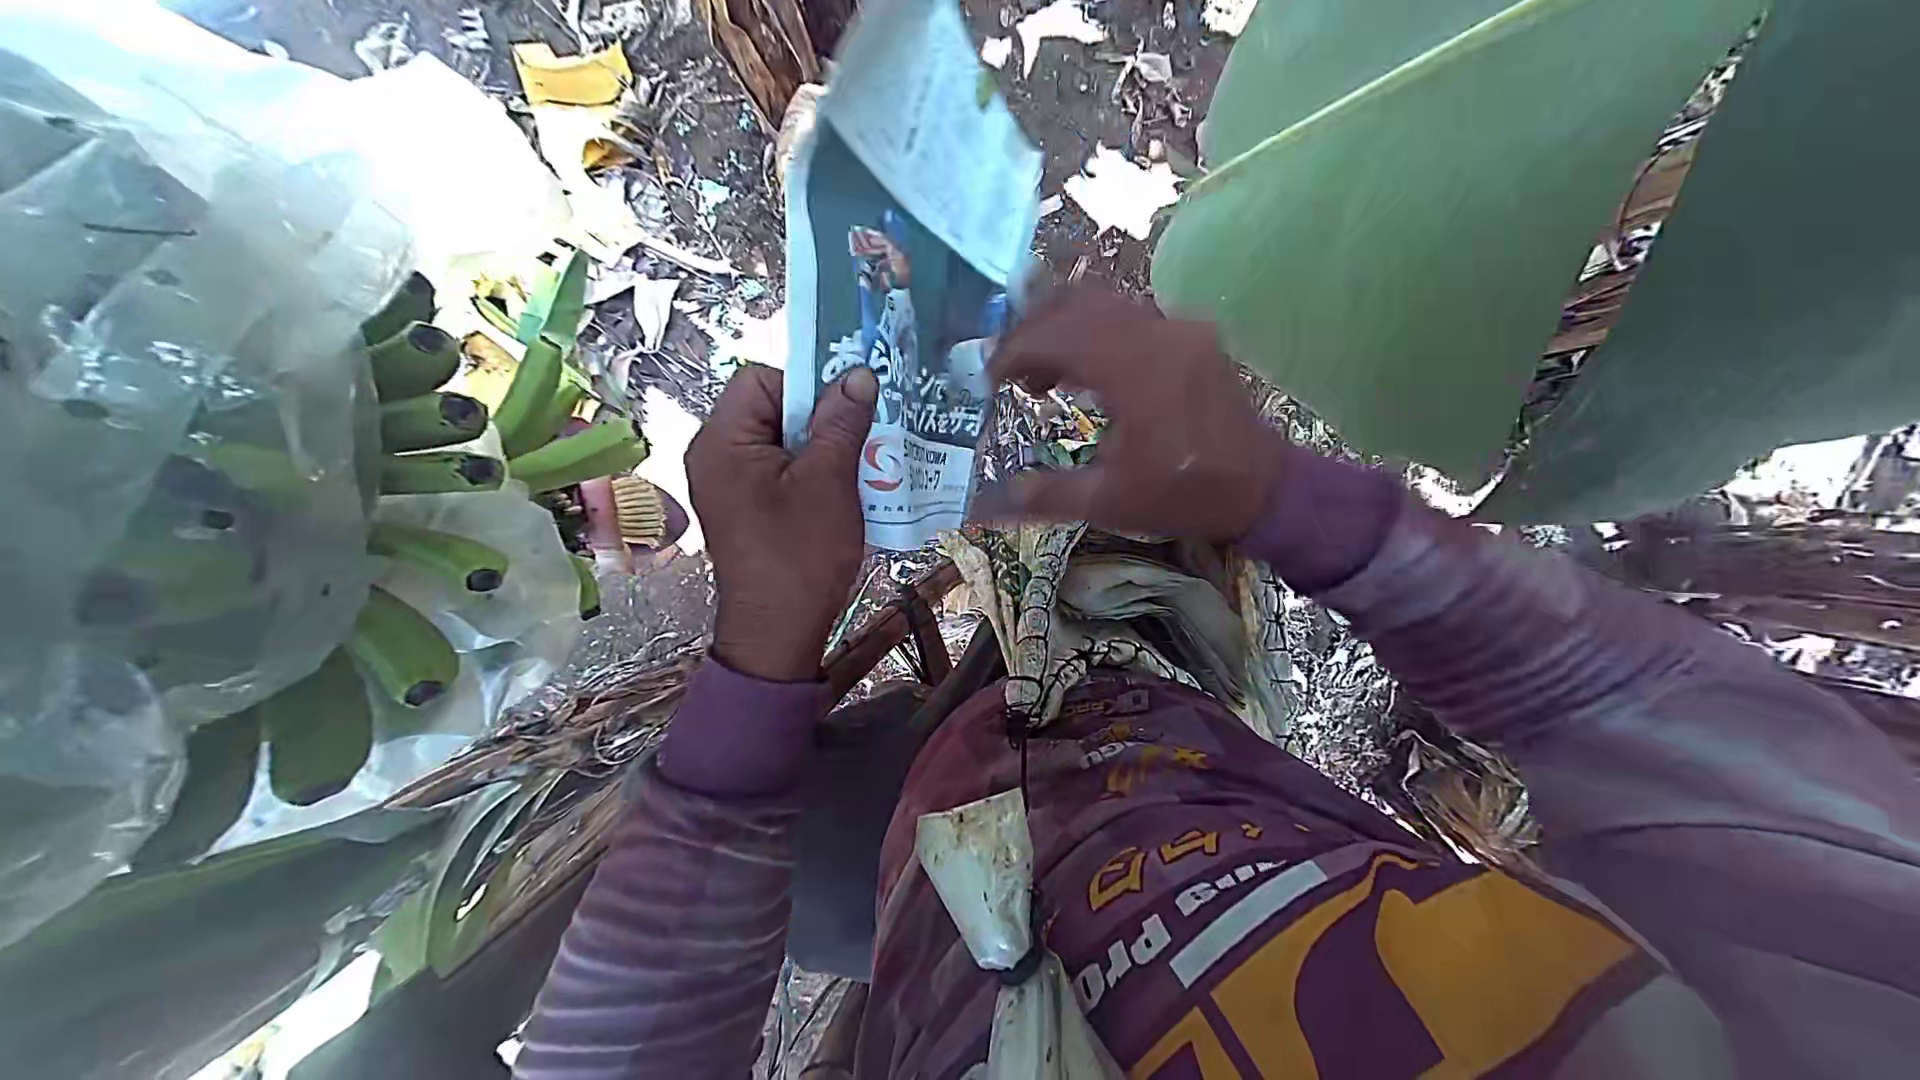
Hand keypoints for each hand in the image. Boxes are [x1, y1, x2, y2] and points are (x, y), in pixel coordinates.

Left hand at [686, 364, 876, 680]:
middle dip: (821, 418)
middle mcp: (715, 454)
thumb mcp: (828, 481)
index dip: (806, 385)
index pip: (761, 379)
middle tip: (862, 436)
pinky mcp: (745, 506)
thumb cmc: (800, 553)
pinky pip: (780, 470)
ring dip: (822, 447)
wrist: (779, 629)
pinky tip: (843, 490)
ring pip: (781, 441)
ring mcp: (728, 483)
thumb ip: (841, 422)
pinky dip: (812, 472)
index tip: (846, 411)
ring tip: (859, 465)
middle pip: (771, 408)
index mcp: (722, 440)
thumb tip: (857, 374)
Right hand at [984, 289, 1287, 540]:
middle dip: (1032, 333)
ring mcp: (1179, 329)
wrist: (1264, 490)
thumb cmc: (1184, 494)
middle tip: (1008, 372)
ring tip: (1041, 376)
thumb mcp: (1109, 502)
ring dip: (1063, 329)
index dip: (1013, 352)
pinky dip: (1095, 334)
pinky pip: (1130, 317)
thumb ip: (1045, 495)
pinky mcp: (1191, 337)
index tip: (989, 379)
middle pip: (1076, 306)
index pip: (1055, 335)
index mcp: (1134, 369)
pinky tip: (1084, 374)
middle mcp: (1157, 333)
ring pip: (1104, 305)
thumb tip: (989, 502)